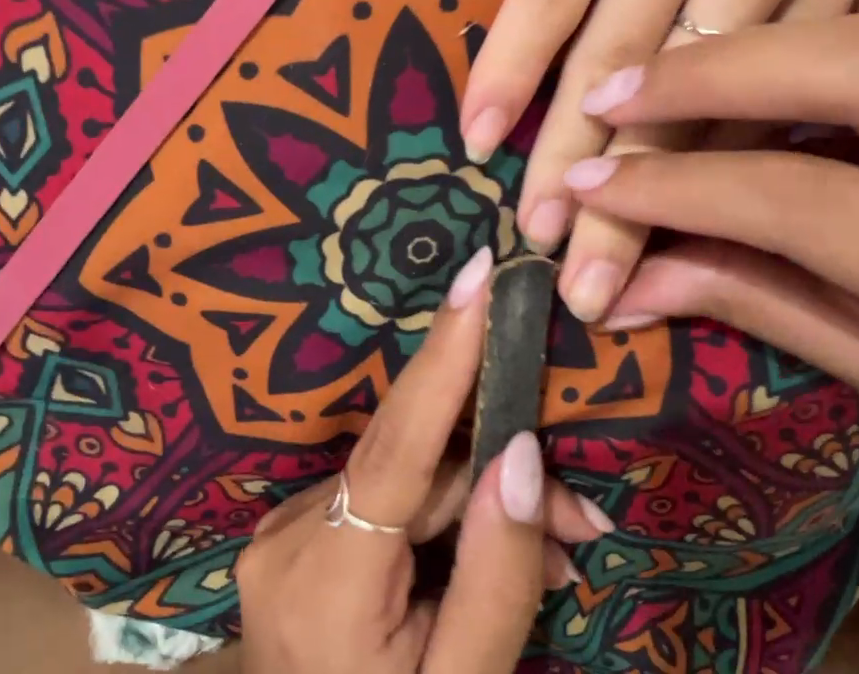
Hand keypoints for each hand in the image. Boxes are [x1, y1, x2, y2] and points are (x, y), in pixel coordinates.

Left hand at [235, 249, 613, 673]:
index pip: (395, 447)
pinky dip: (438, 512)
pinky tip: (480, 546)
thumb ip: (498, 572)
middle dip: (496, 472)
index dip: (443, 356)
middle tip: (578, 516)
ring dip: (474, 498)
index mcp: (321, 582)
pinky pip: (381, 499)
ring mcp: (280, 533)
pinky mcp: (294, 536)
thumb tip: (520, 451)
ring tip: (546, 542)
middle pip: (413, 466)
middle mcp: (284, 537)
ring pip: (403, 478)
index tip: (480, 277)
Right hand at [459, 0, 858, 324]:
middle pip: (698, 109)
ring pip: (620, 61)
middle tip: (592, 302)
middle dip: (641, 214)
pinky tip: (479, 127)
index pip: (775, 108)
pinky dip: (512, 55)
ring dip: (570, 161)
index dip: (722, 198)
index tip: (682, 269)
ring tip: (532, 240)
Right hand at [561, 0, 858, 540]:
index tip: (592, 183)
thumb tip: (621, 282)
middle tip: (615, 91)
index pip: (810, 202)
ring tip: (669, 65)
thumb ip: (757, 305)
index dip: (684, 186)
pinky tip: (773, 49)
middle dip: (719, 72)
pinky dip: (832, 24)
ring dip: (766, 38)